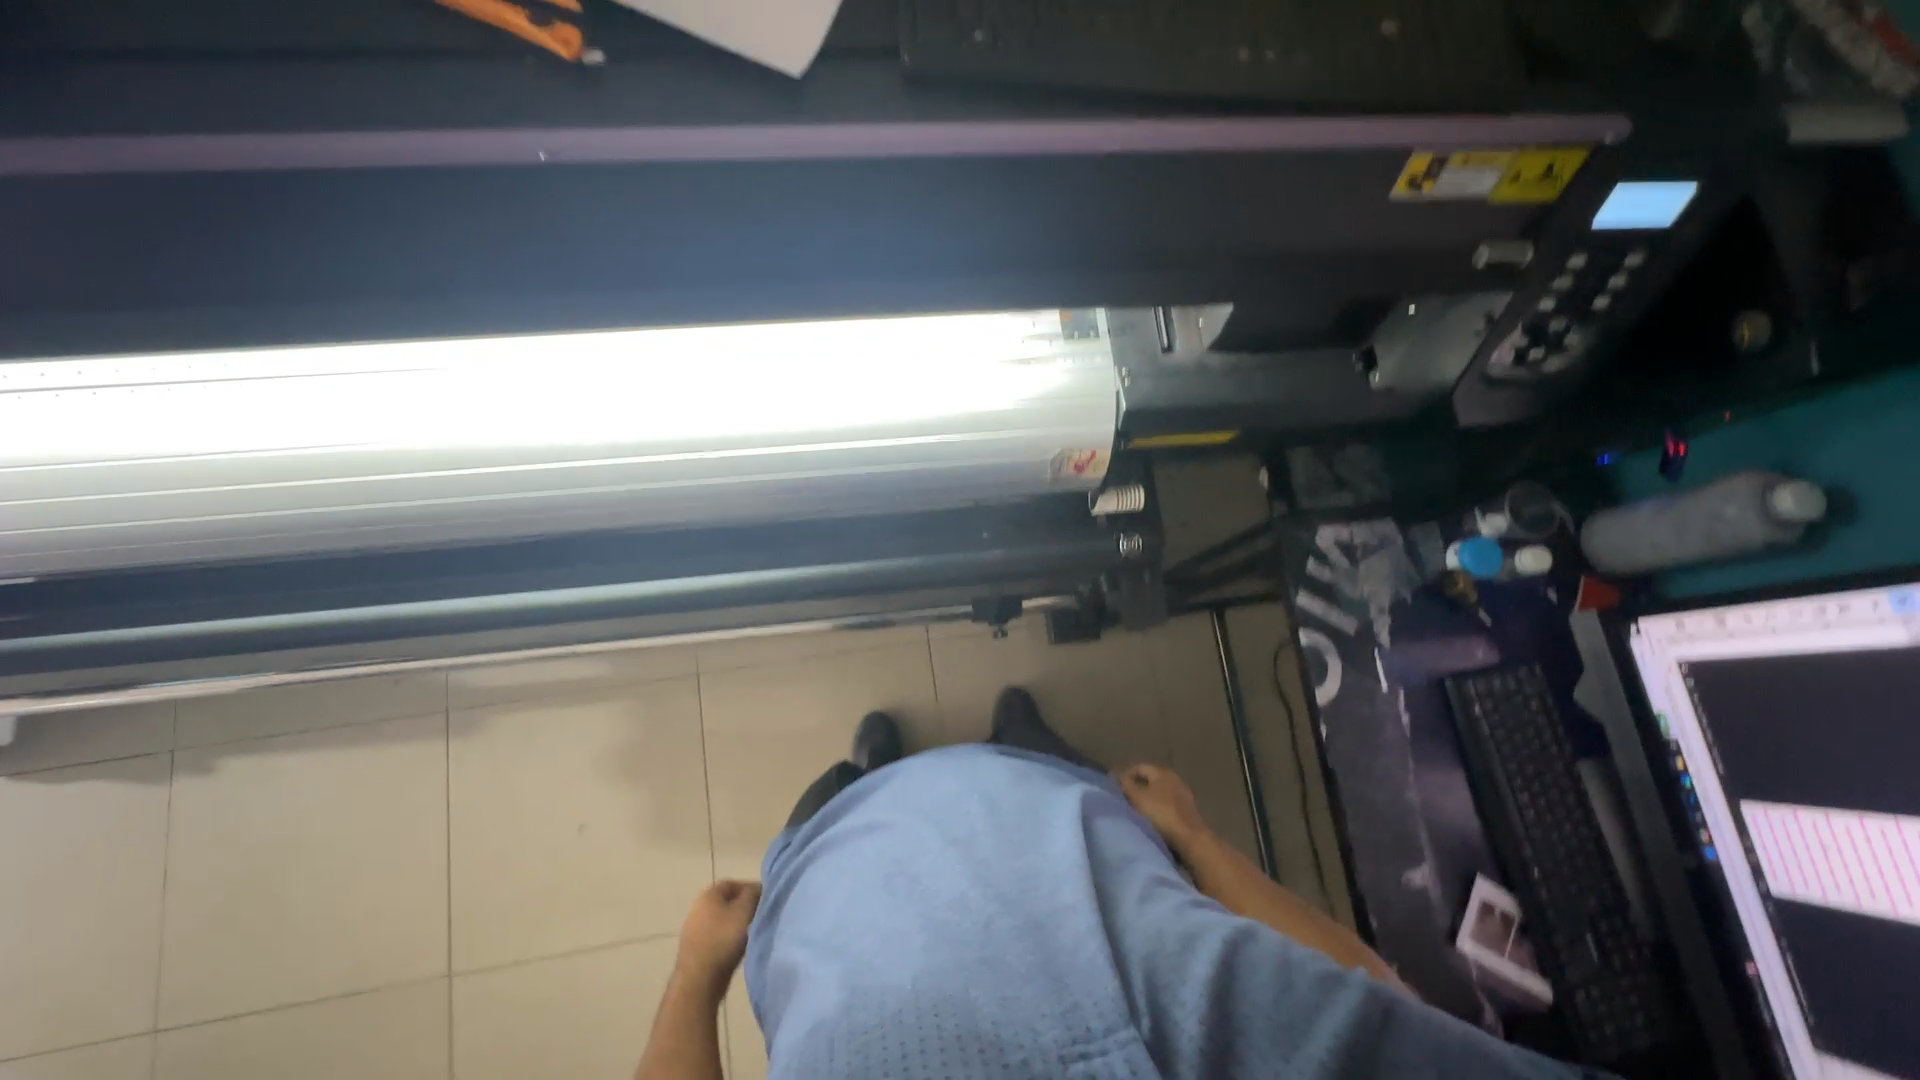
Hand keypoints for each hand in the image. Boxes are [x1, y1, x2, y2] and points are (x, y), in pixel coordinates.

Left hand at [675, 880, 760, 990]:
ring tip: (752, 932)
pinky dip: (727, 938)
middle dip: (743, 906)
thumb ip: (752, 894)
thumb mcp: (744, 910)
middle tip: (760, 914)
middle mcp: (697, 908)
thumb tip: (757, 888)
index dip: (750, 887)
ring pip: (721, 920)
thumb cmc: (724, 938)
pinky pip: (716, 936)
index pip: (732, 883)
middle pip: (726, 901)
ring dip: (736, 923)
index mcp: (708, 894)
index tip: (765, 898)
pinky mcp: (694, 949)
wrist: (699, 979)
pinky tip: (738, 947)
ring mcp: (693, 930)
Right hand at [1115, 763, 1211, 852]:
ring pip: (1159, 793)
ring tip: (1136, 811)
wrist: (1189, 837)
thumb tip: (1120, 777)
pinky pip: (1167, 805)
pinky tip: (1152, 819)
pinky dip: (1157, 808)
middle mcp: (1174, 779)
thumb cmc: (1160, 813)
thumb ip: (1126, 784)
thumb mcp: (1137, 797)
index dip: (1125, 775)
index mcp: (1162, 772)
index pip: (1139, 767)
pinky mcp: (1187, 810)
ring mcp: (1183, 795)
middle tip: (1124, 800)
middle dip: (1136, 788)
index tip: (1115, 788)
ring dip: (1147, 799)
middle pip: (1150, 780)